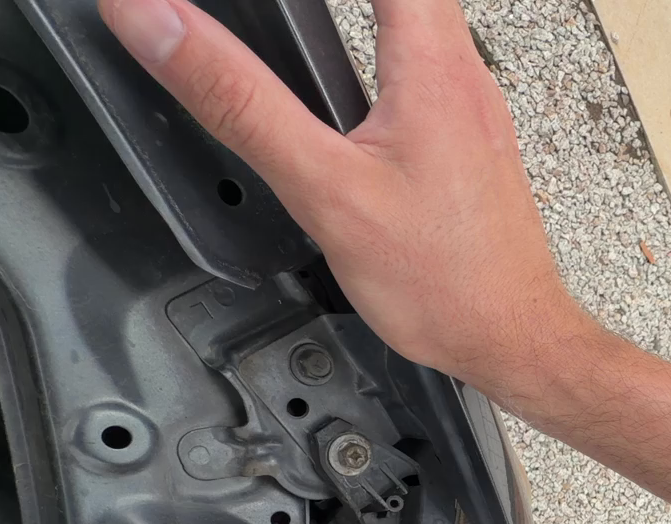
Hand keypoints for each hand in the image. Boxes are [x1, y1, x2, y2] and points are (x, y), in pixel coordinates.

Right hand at [97, 0, 589, 391]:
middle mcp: (470, 83)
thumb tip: (152, 15)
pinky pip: (434, 71)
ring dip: (371, 9)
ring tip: (298, 20)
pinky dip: (389, 46)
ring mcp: (479, 118)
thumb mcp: (328, 192)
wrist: (518, 341)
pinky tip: (356, 79)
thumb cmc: (451, 285)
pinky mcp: (478, 152)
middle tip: (281, 12)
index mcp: (436, 71)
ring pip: (424, 23)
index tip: (274, 2)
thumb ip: (240, 100)